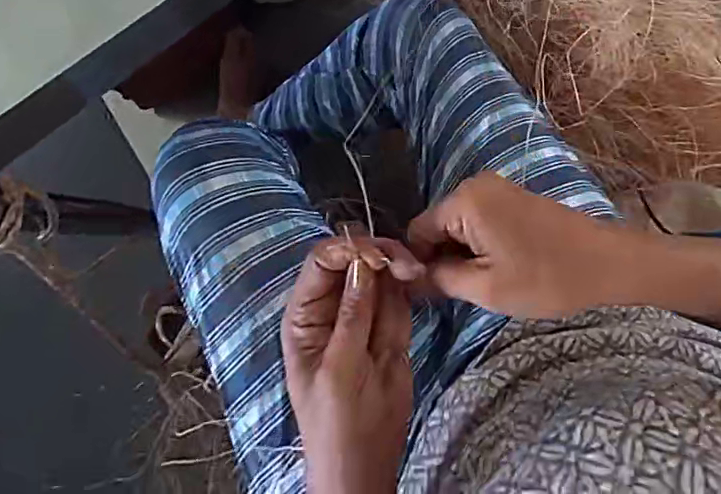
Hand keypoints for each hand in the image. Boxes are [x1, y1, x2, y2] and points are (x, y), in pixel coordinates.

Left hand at [282, 235, 421, 493]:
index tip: (374, 253)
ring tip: (412, 270)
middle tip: (404, 262)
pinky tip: (415, 281)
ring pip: (377, 275)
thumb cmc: (337, 425)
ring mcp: (360, 317)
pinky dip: (406, 288)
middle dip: (376, 254)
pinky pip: (396, 299)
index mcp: (306, 313)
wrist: (364, 471)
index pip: (321, 262)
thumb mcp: (339, 370)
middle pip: (352, 261)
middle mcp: (331, 306)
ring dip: (395, 267)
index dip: (345, 249)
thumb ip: (352, 316)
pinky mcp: (387, 331)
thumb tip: (361, 264)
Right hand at [406, 174, 647, 318]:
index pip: (417, 230)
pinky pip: (477, 217)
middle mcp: (473, 184)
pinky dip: (480, 242)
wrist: (608, 263)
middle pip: (438, 224)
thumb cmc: (547, 277)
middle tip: (465, 290)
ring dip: (463, 251)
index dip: (420, 263)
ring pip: (458, 224)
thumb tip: (409, 277)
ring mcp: (493, 186)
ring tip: (487, 279)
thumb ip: (441, 279)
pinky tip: (501, 264)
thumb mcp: (488, 288)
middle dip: (444, 256)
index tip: (434, 293)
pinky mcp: (510, 195)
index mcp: (464, 200)